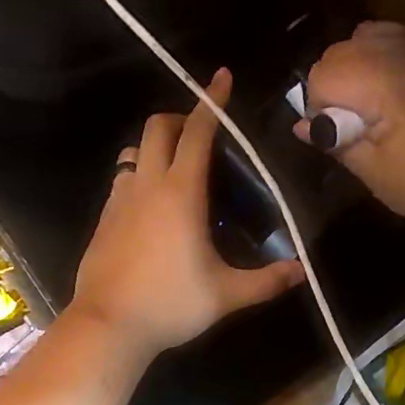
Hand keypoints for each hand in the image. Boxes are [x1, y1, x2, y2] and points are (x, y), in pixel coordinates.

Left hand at [67, 69, 305, 358]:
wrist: (109, 326)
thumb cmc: (171, 305)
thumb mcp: (226, 296)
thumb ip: (266, 282)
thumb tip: (302, 272)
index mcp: (181, 194)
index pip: (197, 133)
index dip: (212, 102)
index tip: (223, 79)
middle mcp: (147, 186)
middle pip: (157, 127)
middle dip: (179, 118)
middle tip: (202, 136)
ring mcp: (119, 201)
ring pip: (133, 153)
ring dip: (155, 148)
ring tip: (175, 171)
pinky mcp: (103, 221)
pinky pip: (121, 182)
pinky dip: (138, 176)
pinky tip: (150, 207)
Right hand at [296, 23, 404, 239]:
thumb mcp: (370, 169)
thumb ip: (333, 139)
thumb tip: (302, 126)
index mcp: (378, 75)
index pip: (321, 74)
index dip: (318, 109)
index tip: (334, 137)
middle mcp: (400, 44)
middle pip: (340, 51)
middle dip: (335, 85)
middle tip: (351, 126)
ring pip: (368, 38)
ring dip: (359, 70)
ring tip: (375, 110)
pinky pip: (399, 39)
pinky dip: (386, 61)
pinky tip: (400, 99)